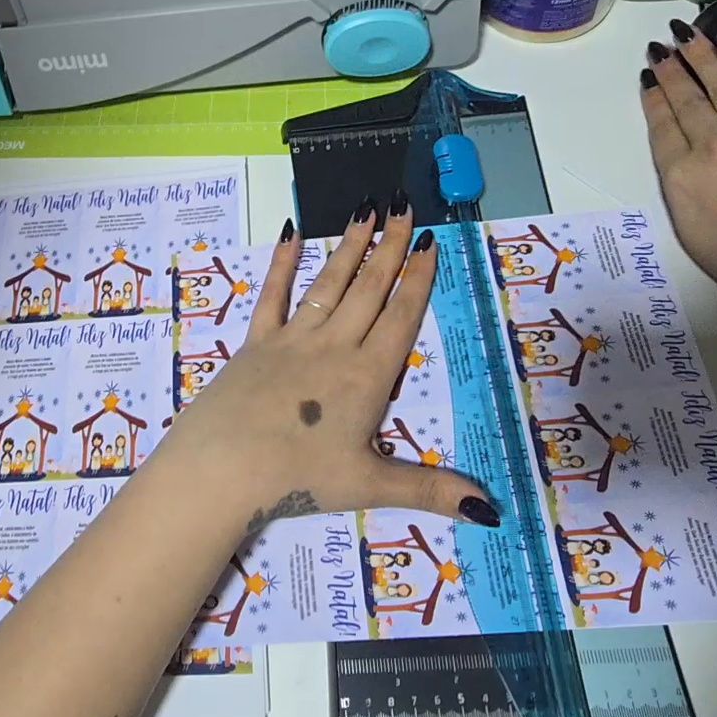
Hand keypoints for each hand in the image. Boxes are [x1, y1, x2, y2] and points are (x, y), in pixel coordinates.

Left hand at [156, 196, 498, 532]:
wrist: (224, 465)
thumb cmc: (299, 477)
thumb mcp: (370, 487)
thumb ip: (431, 491)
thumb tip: (491, 511)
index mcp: (367, 376)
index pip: (401, 317)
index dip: (419, 278)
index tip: (431, 242)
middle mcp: (334, 346)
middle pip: (370, 288)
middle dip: (391, 246)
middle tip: (405, 206)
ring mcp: (293, 338)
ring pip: (329, 283)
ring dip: (350, 245)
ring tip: (366, 208)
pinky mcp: (256, 340)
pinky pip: (273, 294)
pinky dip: (281, 262)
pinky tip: (289, 232)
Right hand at [640, 20, 716, 307]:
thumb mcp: (691, 230)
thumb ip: (683, 188)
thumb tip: (687, 162)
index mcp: (681, 178)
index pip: (663, 127)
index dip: (654, 99)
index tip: (649, 78)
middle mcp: (712, 148)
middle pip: (689, 101)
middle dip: (674, 70)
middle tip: (663, 47)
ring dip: (704, 58)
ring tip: (690, 37)